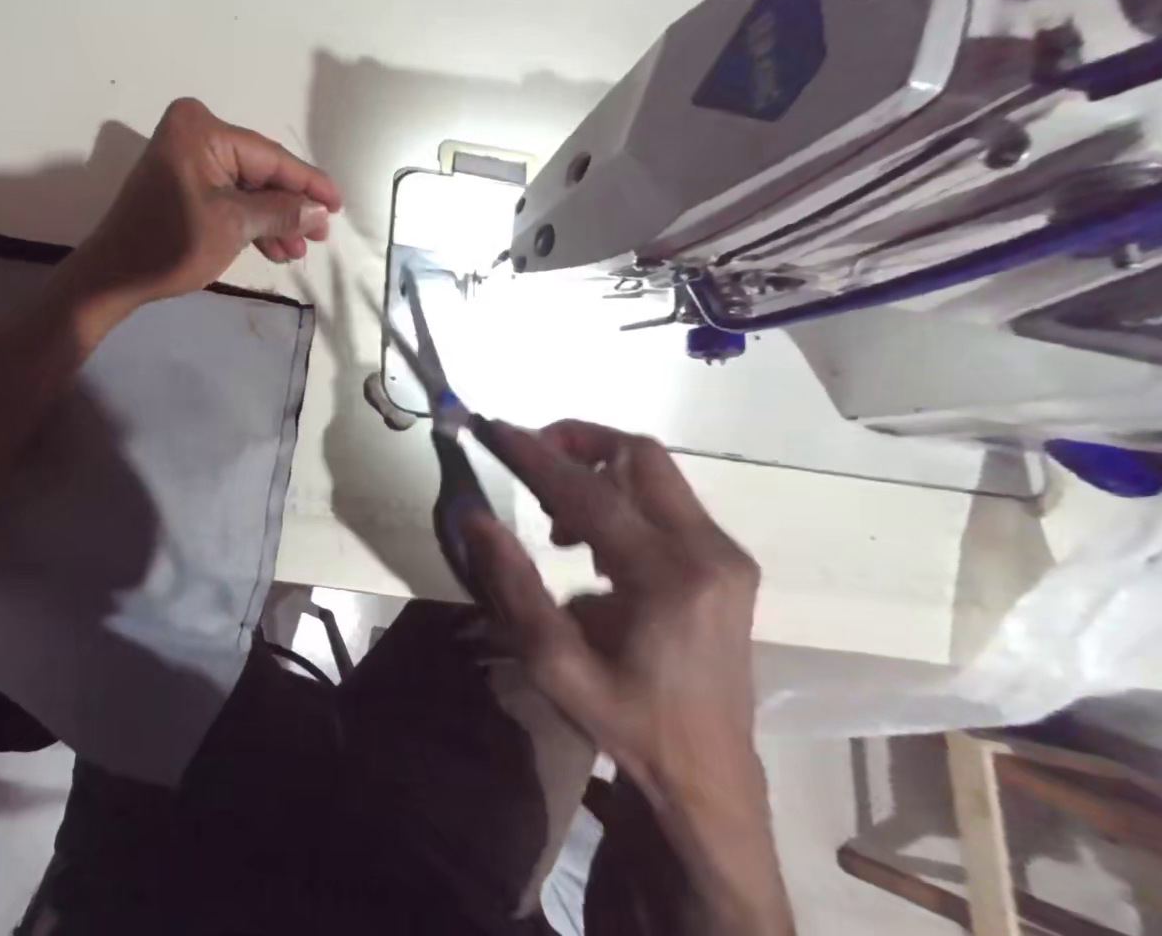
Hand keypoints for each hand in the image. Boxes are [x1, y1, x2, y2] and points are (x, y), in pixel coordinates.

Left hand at [57, 98, 341, 310]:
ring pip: (244, 189)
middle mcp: (193, 133)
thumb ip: (281, 211)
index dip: (309, 183)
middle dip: (290, 207)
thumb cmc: (170, 246)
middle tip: (319, 235)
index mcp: (202, 130)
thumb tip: (320, 209)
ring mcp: (185, 159)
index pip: (270, 157)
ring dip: (272, 220)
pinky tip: (274, 246)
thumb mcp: (233, 227)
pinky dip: (248, 222)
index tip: (338, 204)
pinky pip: (226, 197)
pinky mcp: (180, 184)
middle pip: (259, 172)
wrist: (113, 276)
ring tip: (298, 250)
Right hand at [460, 421, 793, 930]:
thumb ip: (513, 583)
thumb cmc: (626, 718)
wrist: (707, 768)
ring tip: (548, 515)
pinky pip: (663, 500)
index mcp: (667, 576)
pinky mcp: (725, 561)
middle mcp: (707, 550)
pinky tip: (584, 539)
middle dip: (574, 440)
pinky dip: (615, 496)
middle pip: (639, 455)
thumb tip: (475, 516)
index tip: (492, 430)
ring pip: (653, 473)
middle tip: (523, 456)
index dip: (533, 454)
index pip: (589, 489)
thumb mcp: (553, 662)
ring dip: (593, 471)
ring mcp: (724, 553)